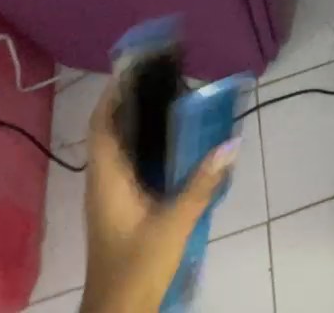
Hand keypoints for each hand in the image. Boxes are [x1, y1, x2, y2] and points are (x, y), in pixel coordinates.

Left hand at [80, 83, 238, 312]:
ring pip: (122, 148)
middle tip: (163, 74)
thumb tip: (231, 142)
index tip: (134, 66)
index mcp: (107, 182)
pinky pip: (133, 164)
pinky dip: (150, 144)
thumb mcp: (173, 225)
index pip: (102, 127)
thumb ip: (201, 183)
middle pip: (112, 132)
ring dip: (141, 122)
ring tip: (173, 96)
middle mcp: (104, 184)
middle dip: (132, 101)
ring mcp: (112, 197)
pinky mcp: (124, 209)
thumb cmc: (137, 268)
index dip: (114, 94)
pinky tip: (178, 141)